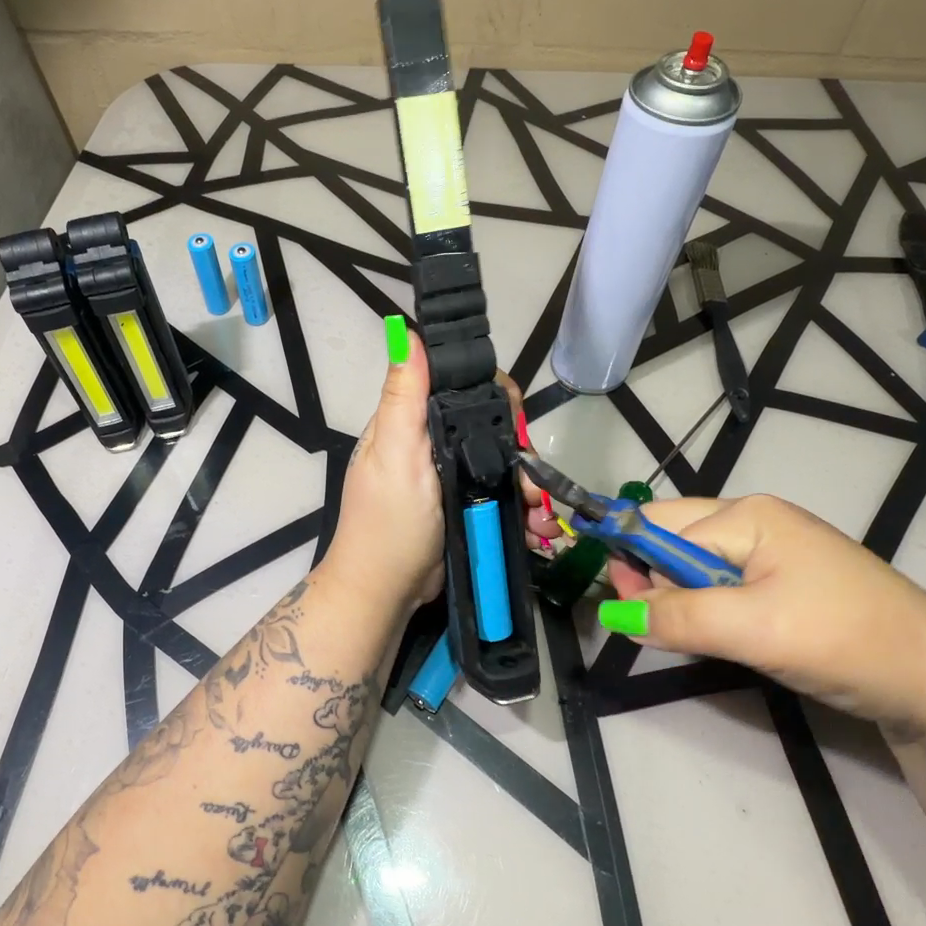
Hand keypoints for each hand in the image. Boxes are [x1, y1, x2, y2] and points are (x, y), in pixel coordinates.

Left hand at [320, 342, 560, 607]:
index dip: (491, 392)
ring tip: (539, 515)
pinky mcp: (466, 507)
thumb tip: (405, 332)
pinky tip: (536, 529)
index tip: (514, 414)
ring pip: (502, 463)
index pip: (458, 386)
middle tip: (530, 480)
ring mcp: (450, 478)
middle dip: (519, 448)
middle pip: (490, 425)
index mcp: (411, 423)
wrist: (387, 592)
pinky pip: (502, 496)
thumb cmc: (388, 522)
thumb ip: (404, 398)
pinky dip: (523, 510)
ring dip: (528, 486)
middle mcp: (432, 444)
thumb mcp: (394, 455)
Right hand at [603, 494, 925, 730]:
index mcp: (747, 515)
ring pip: (696, 566)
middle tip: (655, 628)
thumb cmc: (846, 641)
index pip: (661, 529)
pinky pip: (723, 585)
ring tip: (691, 637)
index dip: (636, 568)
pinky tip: (719, 635)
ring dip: (681, 599)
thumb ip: (679, 617)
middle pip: (674, 537)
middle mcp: (756, 521)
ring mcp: (775, 552)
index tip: (623, 611)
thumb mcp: (754, 630)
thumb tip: (614, 612)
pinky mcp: (787, 584)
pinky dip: (708, 609)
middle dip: (654, 579)